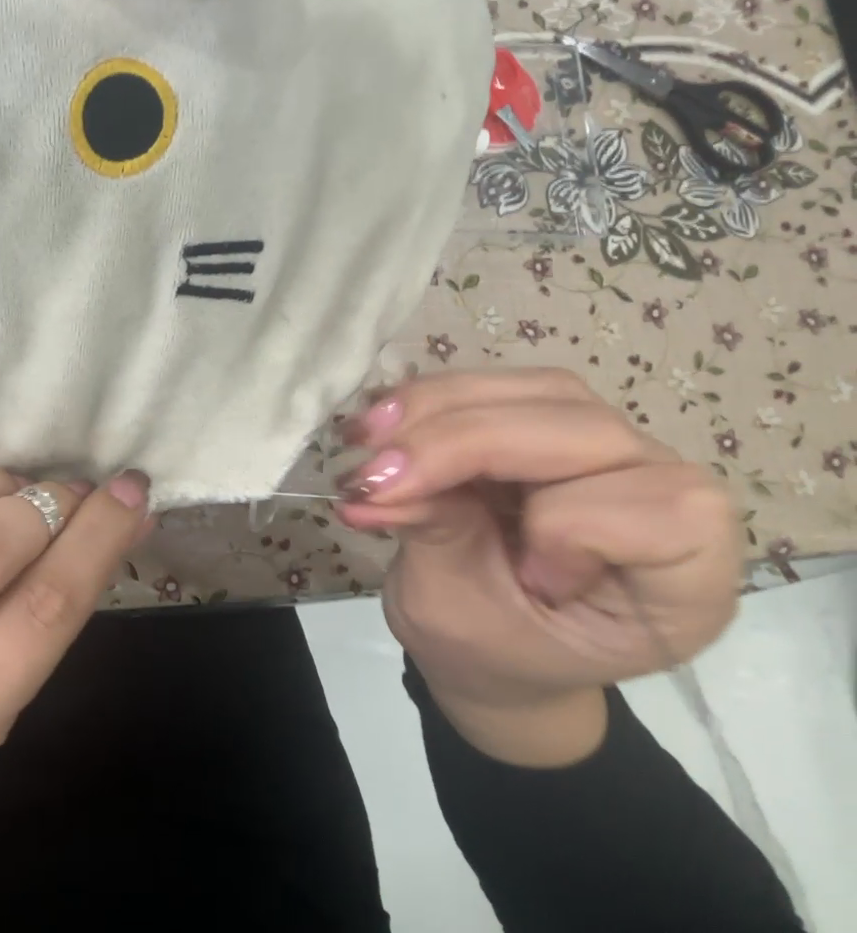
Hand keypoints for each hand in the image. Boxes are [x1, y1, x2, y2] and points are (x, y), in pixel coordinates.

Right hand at [336, 369, 741, 765]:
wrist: (492, 652)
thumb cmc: (492, 652)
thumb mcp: (456, 617)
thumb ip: (434, 538)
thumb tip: (374, 480)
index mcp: (681, 579)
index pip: (664, 510)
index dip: (573, 524)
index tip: (516, 574)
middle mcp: (663, 497)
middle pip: (583, 428)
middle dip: (461, 441)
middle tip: (370, 474)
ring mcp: (609, 455)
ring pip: (537, 392)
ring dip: (434, 407)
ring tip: (361, 441)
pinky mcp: (551, 430)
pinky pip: (497, 389)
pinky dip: (426, 403)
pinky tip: (377, 430)